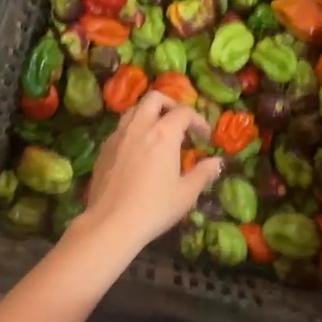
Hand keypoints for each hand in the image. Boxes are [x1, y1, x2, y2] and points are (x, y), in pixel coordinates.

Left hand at [76, 92, 222, 256]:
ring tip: (159, 133)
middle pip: (154, 98)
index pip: (184, 112)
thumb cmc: (154, 208)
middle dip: (170, 104)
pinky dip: (134, 129)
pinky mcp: (104, 148)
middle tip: (180, 123)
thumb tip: (217, 162)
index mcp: (163, 133)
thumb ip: (203, 173)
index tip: (205, 137)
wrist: (111, 223)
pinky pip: (121, 127)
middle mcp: (139, 126)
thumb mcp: (186, 194)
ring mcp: (118, 135)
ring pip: (135, 109)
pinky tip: (139, 150)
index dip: (198, 120)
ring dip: (150, 113)